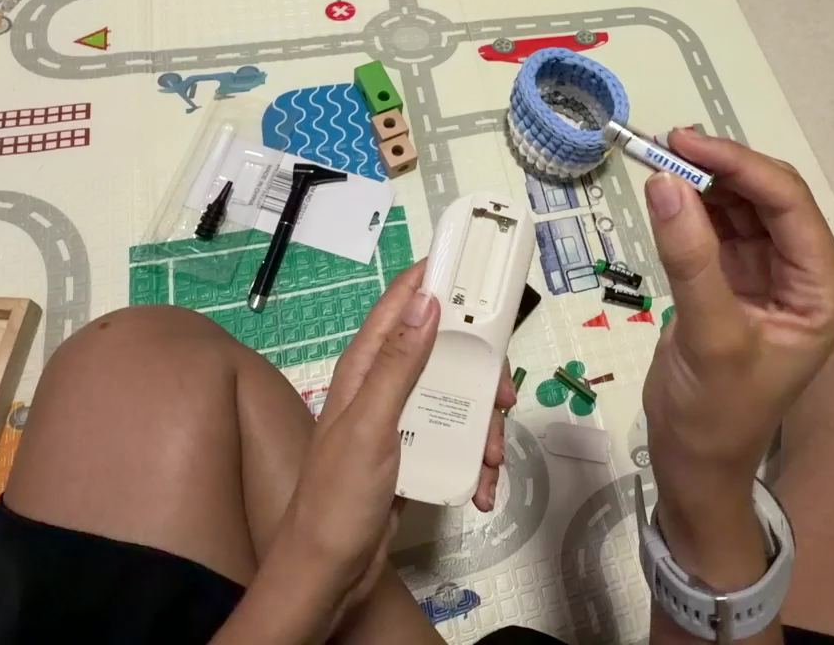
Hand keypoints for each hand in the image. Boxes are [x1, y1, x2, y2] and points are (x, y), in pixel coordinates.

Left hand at [266, 266, 517, 615]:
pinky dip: (474, 453)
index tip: (475, 261)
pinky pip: (454, 432)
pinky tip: (480, 481)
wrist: (329, 572)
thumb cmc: (339, 497)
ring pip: (457, 392)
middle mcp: (385, 381)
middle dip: (480, 365)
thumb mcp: (372, 425)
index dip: (435, 275)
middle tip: (503, 393)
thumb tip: (428, 301)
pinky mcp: (416, 446)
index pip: (402, 301)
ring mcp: (402, 415)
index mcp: (366, 364)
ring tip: (493, 455)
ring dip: (482, 420)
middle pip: (444, 347)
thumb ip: (399, 363)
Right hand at [642, 129, 833, 491]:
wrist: (693, 461)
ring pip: (741, 206)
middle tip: (666, 144)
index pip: (790, 206)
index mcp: (823, 291)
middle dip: (722, 167)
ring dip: (704, 181)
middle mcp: (804, 275)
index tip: (684, 143)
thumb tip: (663, 181)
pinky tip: (667, 192)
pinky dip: (692, 205)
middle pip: (769, 197)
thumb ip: (689, 256)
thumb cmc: (716, 413)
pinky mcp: (734, 278)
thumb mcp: (709, 336)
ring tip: (660, 160)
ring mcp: (768, 275)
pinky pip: (717, 226)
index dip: (741, 165)